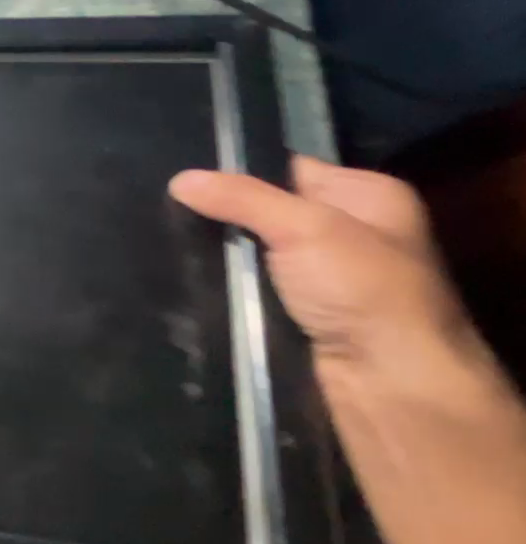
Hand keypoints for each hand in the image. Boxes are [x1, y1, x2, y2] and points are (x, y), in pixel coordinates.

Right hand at [168, 155, 483, 394]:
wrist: (380, 374)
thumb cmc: (361, 289)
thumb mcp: (306, 228)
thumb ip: (243, 199)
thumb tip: (179, 179)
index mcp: (365, 195)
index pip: (285, 169)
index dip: (236, 171)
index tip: (181, 178)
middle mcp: (344, 229)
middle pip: (261, 211)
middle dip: (218, 216)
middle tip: (162, 212)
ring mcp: (316, 272)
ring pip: (247, 252)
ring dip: (215, 255)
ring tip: (165, 245)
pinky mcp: (290, 307)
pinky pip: (243, 285)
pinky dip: (220, 285)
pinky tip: (187, 280)